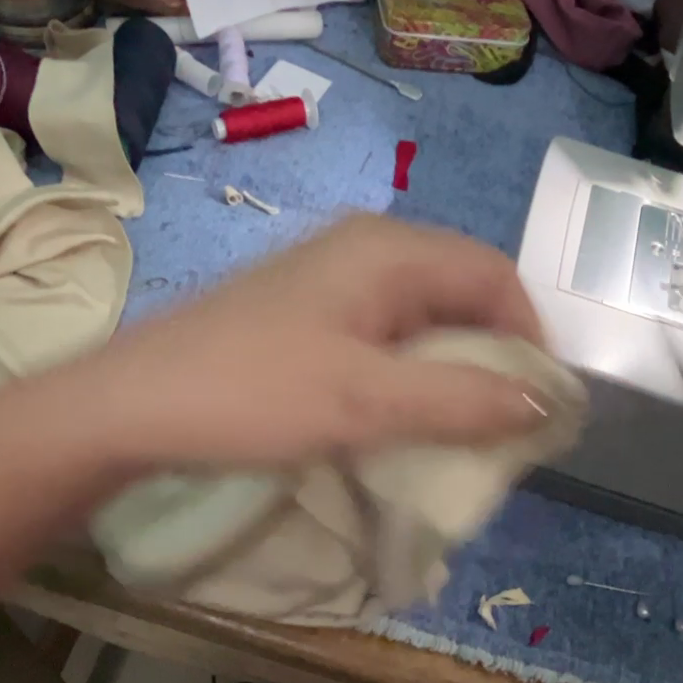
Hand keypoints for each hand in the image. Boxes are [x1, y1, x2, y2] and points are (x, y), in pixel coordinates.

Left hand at [44, 215, 552, 470]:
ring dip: (449, 374)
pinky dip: (406, 379)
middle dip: (491, 358)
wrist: (133, 408)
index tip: (538, 405)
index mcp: (387, 250)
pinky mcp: (301, 319)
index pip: (494, 275)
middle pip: (459, 295)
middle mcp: (363, 253)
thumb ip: (462, 399)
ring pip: (418, 322)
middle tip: (502, 426)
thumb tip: (549, 402)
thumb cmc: (253, 394)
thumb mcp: (367, 401)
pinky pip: (379, 341)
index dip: (530, 336)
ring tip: (457, 431)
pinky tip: (398, 421)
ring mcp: (327, 284)